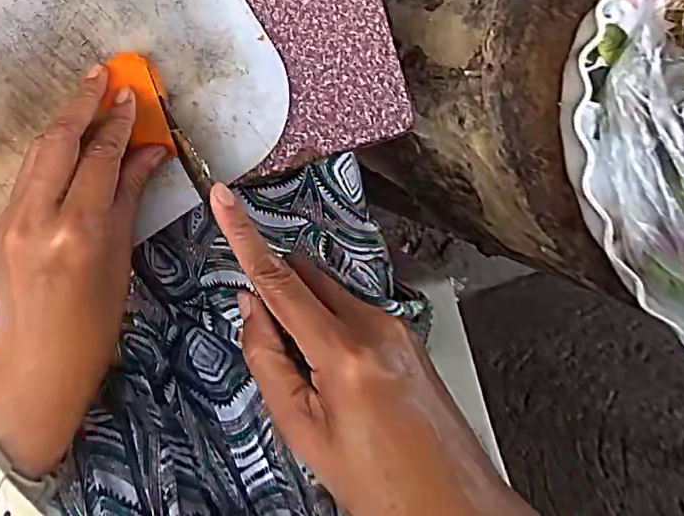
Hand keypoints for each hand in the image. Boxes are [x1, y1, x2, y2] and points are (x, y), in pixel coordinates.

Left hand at [0, 65, 171, 475]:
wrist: (32, 368)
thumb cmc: (91, 327)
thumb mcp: (120, 260)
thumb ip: (129, 196)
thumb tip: (149, 151)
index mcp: (76, 231)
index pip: (98, 159)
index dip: (118, 123)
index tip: (132, 95)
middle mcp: (38, 215)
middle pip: (60, 140)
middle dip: (83, 101)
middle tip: (104, 73)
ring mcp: (13, 215)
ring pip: (39, 148)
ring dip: (64, 117)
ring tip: (87, 91)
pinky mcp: (1, 218)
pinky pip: (29, 168)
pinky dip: (50, 144)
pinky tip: (68, 132)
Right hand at [211, 183, 535, 515]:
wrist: (459, 515)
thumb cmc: (387, 490)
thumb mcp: (303, 432)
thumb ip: (265, 359)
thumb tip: (252, 308)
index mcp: (343, 355)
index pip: (277, 279)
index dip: (242, 233)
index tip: (225, 199)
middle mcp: (375, 328)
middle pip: (302, 276)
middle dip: (279, 295)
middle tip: (280, 350)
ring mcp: (395, 328)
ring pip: (325, 292)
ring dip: (308, 317)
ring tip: (323, 382)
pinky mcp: (407, 334)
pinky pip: (351, 309)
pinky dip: (332, 328)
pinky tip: (347, 382)